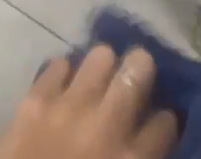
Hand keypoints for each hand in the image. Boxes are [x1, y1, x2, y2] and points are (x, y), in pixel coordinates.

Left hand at [0, 45, 177, 158]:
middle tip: (134, 78)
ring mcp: (69, 106)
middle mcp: (108, 124)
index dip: (163, 120)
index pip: (166, 121)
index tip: (156, 122)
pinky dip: (63, 74)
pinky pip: (59, 65)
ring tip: (98, 80)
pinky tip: (63, 89)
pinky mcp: (35, 100)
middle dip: (141, 68)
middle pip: (139, 68)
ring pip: (100, 56)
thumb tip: (142, 145)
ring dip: (103, 66)